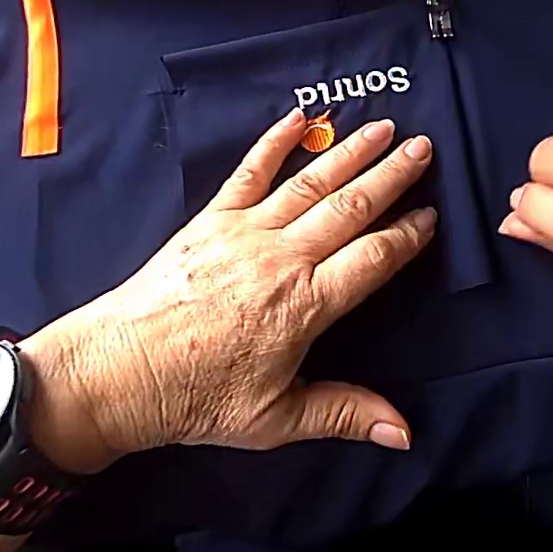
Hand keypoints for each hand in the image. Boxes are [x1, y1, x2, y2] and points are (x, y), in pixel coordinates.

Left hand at [21, 109, 437, 472]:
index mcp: (304, 306)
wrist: (120, 370)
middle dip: (392, 176)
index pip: (373, 259)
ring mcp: (243, 232)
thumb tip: (406, 433)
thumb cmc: (195, 397)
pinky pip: (249, 171)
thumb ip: (344, 414)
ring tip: (382, 128)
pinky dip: (275, 142)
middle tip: (423, 147)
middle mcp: (281, 259)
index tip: (431, 214)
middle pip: (350, 208)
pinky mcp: (210, 219)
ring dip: (349, 153)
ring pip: (309, 183)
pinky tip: (299, 118)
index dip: (408, 235)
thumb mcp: (275, 419)